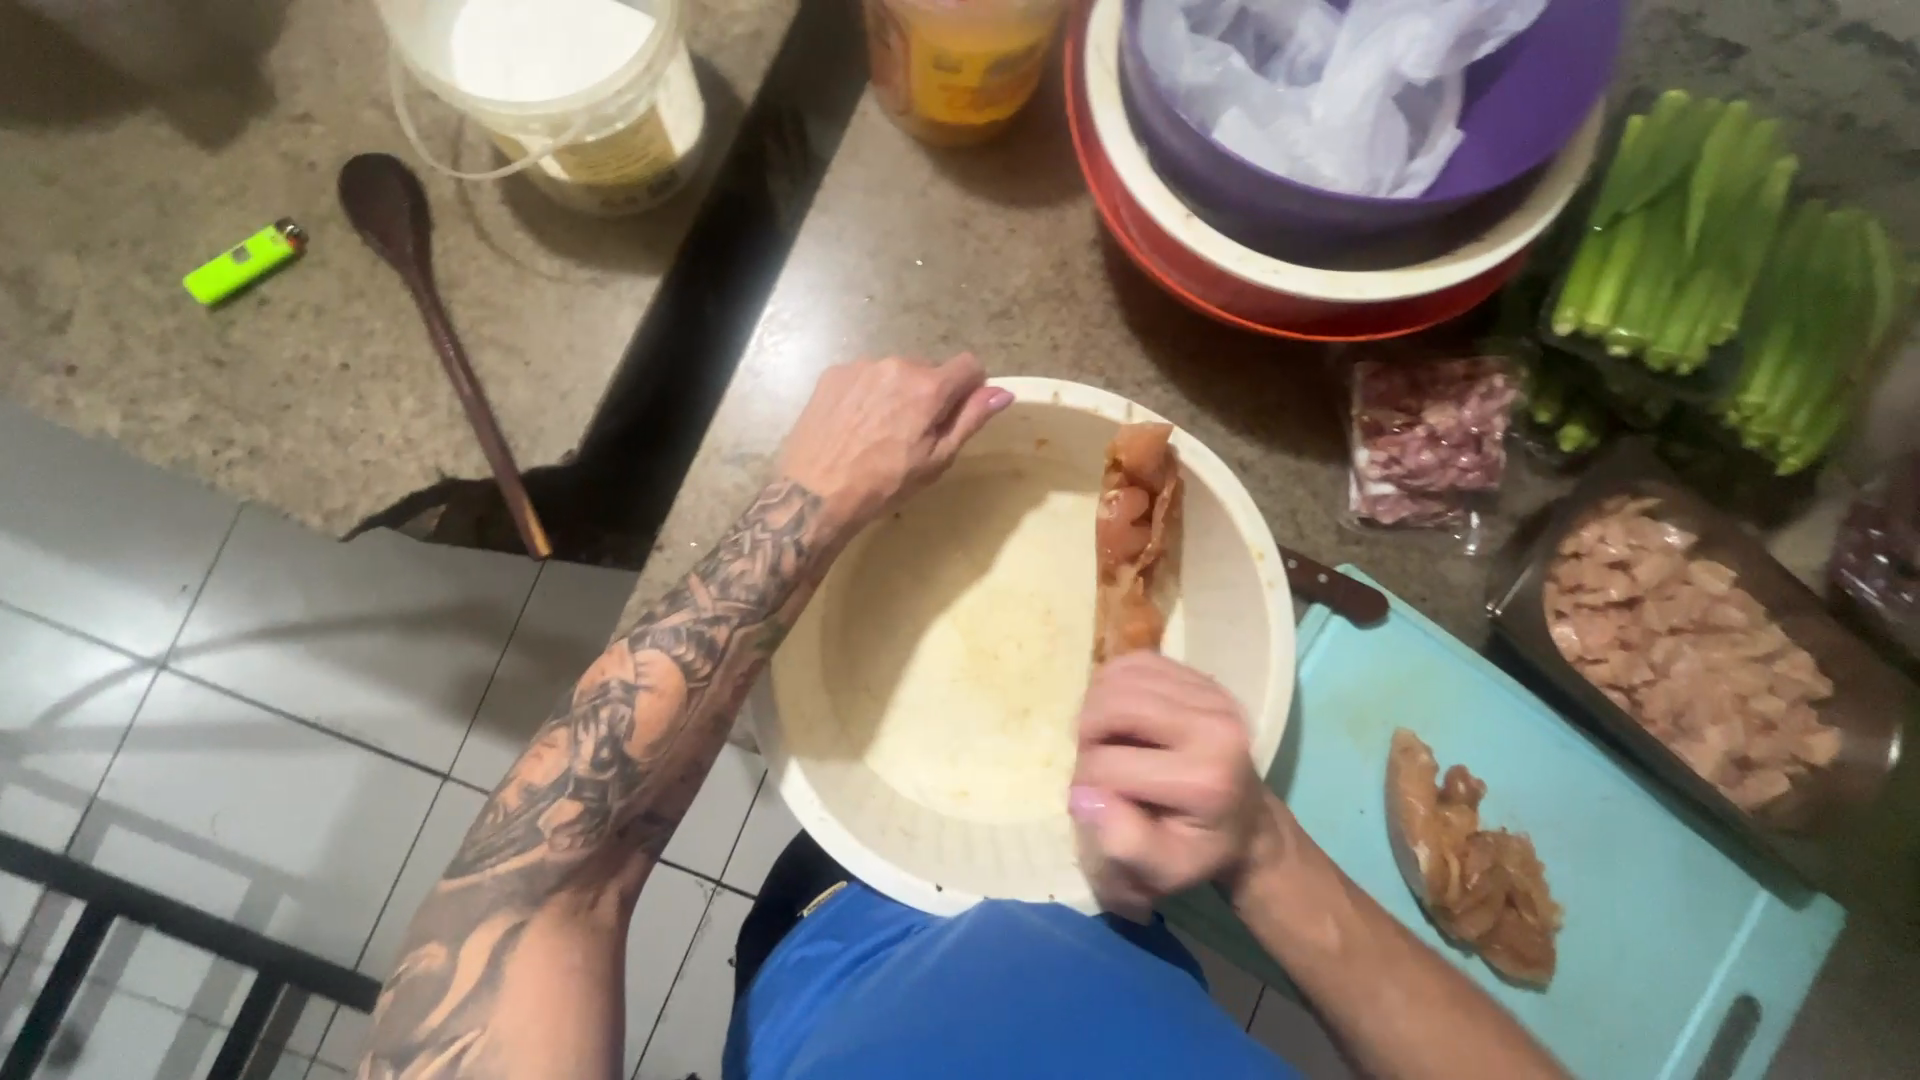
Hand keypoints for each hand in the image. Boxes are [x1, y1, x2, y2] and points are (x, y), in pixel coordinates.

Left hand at [776, 354, 1012, 535]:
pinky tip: (855, 426)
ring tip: (878, 432)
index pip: (969, 365)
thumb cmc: (884, 484)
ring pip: (895, 373)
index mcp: (927, 387)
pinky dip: (868, 395)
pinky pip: (865, 377)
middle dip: (929, 394)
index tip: (955, 414)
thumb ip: (970, 419)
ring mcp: (860, 367)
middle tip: (911, 434)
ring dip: (897, 393)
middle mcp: (896, 365)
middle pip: (929, 369)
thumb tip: (1003, 392)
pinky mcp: (833, 374)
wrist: (815, 495)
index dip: (970, 388)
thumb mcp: (936, 459)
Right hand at [1069, 652, 1279, 918]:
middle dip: (1086, 736)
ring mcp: (1211, 693)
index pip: (1107, 765)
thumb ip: (1124, 845)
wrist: (1244, 823)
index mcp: (1206, 779)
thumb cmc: (1196, 849)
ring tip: (1108, 741)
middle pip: (1111, 707)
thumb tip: (1084, 797)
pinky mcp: (1201, 675)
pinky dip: (1112, 685)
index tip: (1099, 804)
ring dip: (1096, 709)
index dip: (1086, 786)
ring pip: (1117, 679)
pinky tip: (1121, 717)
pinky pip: (1134, 662)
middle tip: (1095, 763)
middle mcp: (1215, 725)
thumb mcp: (1162, 871)